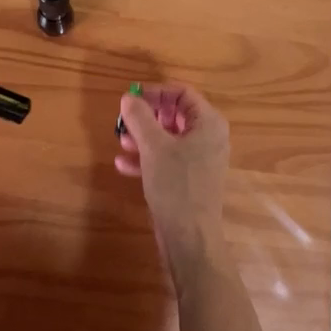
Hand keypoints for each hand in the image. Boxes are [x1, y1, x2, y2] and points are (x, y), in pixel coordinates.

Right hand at [116, 84, 229, 252]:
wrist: (190, 238)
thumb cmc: (176, 185)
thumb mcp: (153, 147)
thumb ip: (140, 118)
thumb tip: (128, 97)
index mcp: (208, 123)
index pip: (182, 93)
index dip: (156, 92)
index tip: (131, 98)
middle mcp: (209, 137)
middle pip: (175, 114)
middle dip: (147, 117)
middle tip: (124, 121)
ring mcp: (201, 160)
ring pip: (169, 138)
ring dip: (144, 137)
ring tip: (121, 141)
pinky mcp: (190, 180)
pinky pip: (168, 159)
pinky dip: (148, 158)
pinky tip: (123, 165)